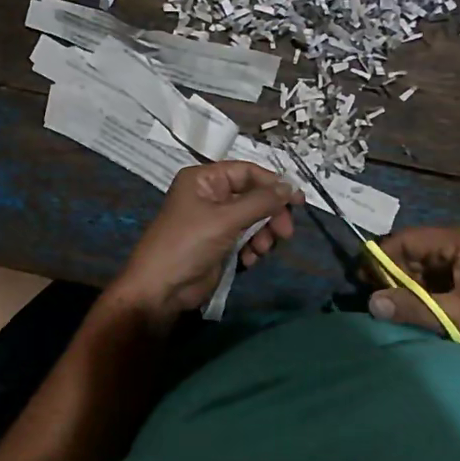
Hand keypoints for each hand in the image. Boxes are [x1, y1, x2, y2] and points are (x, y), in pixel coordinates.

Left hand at [107, 162, 302, 323]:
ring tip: (261, 249)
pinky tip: (249, 259)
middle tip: (285, 233)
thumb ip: (260, 202)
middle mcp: (209, 194)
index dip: (273, 184)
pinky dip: (252, 247)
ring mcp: (214, 220)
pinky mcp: (218, 243)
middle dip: (270, 214)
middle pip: (253, 196)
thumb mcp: (226, 219)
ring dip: (263, 233)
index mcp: (204, 179)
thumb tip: (290, 187)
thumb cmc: (189, 244)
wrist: (161, 288)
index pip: (246, 172)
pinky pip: (245, 237)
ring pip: (253, 218)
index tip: (298, 200)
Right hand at [368, 226, 459, 368]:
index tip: (360, 279)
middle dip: (393, 274)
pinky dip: (425, 296)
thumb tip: (370, 303)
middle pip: (415, 253)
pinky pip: (440, 284)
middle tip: (375, 298)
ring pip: (426, 270)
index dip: (381, 257)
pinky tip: (416, 313)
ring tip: (393, 308)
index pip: (407, 239)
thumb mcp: (459, 316)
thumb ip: (414, 307)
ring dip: (409, 288)